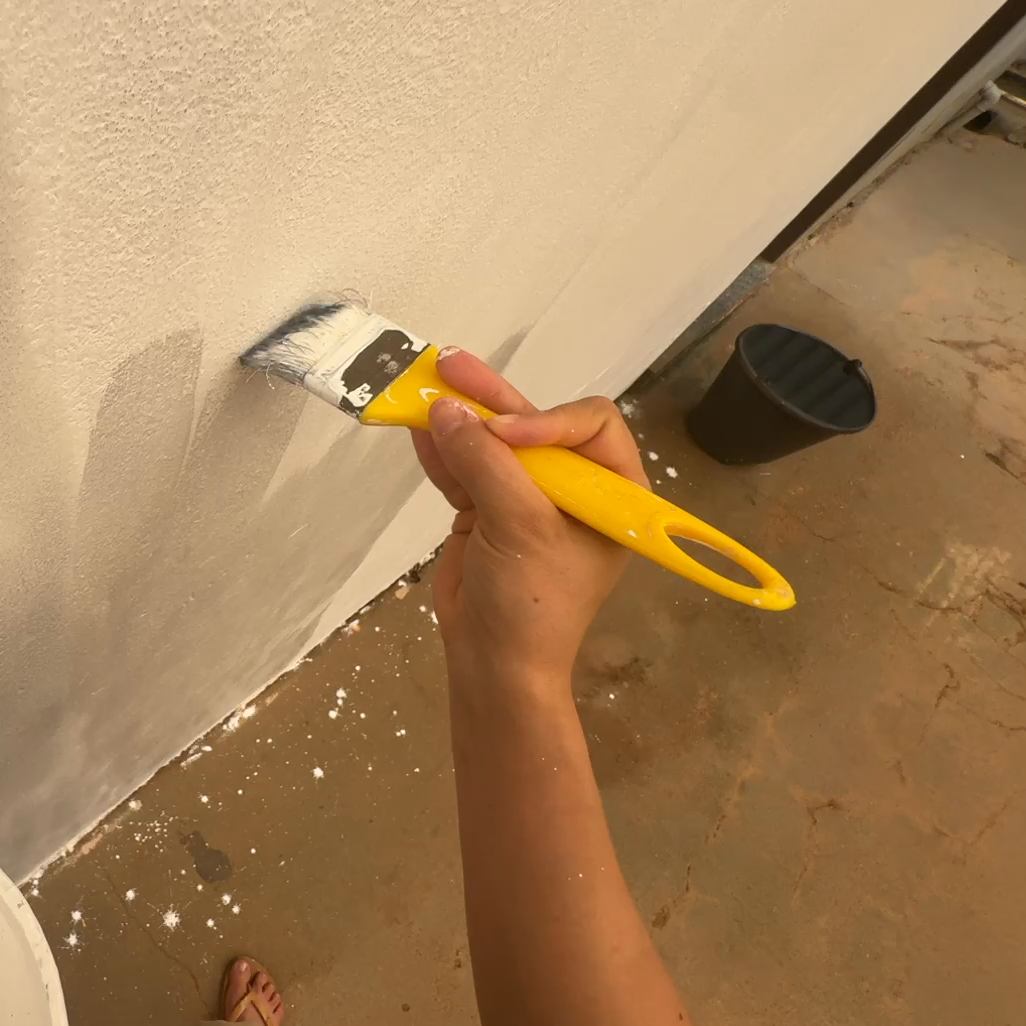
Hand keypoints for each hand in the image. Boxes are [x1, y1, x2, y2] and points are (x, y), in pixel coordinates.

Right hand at [409, 348, 648, 684]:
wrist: (492, 661)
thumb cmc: (532, 601)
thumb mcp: (521, 529)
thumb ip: (487, 466)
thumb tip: (444, 411)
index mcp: (609, 491)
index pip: (587, 426)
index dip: (545, 419)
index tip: (502, 433)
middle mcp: (568, 488)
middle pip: (529, 426)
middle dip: (489, 398)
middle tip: (448, 364)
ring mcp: (521, 500)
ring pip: (489, 446)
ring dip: (456, 419)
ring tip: (420, 385)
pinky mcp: (482, 514)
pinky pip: (461, 472)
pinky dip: (439, 452)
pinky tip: (417, 427)